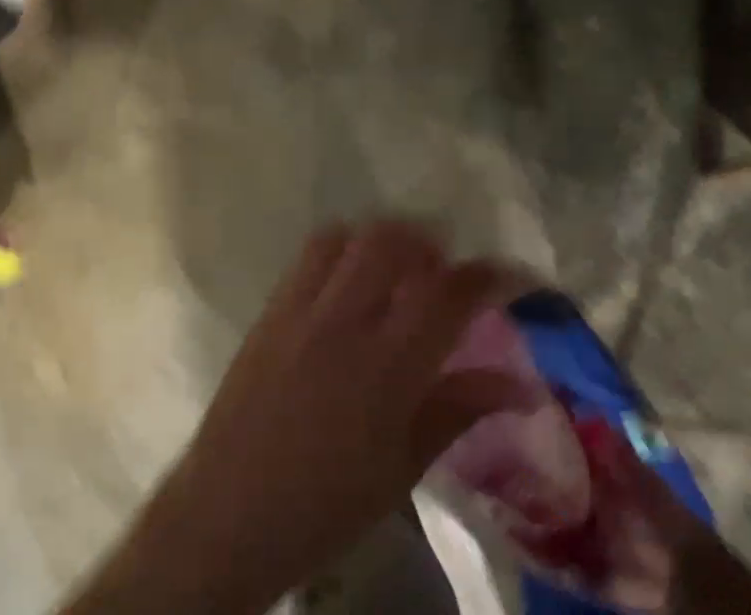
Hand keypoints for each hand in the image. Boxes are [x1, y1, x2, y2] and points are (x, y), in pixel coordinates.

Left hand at [63, 221, 533, 614]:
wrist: (230, 513)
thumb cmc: (327, 504)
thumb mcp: (404, 466)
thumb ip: (458, 409)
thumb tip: (520, 385)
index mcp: (388, 367)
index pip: (449, 293)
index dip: (491, 275)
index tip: (517, 277)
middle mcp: (343, 323)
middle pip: (392, 241)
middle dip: (430, 242)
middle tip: (446, 273)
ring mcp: (297, 312)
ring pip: (344, 237)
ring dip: (380, 240)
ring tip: (397, 272)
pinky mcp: (267, 313)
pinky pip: (307, 259)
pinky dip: (340, 253)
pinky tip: (349, 288)